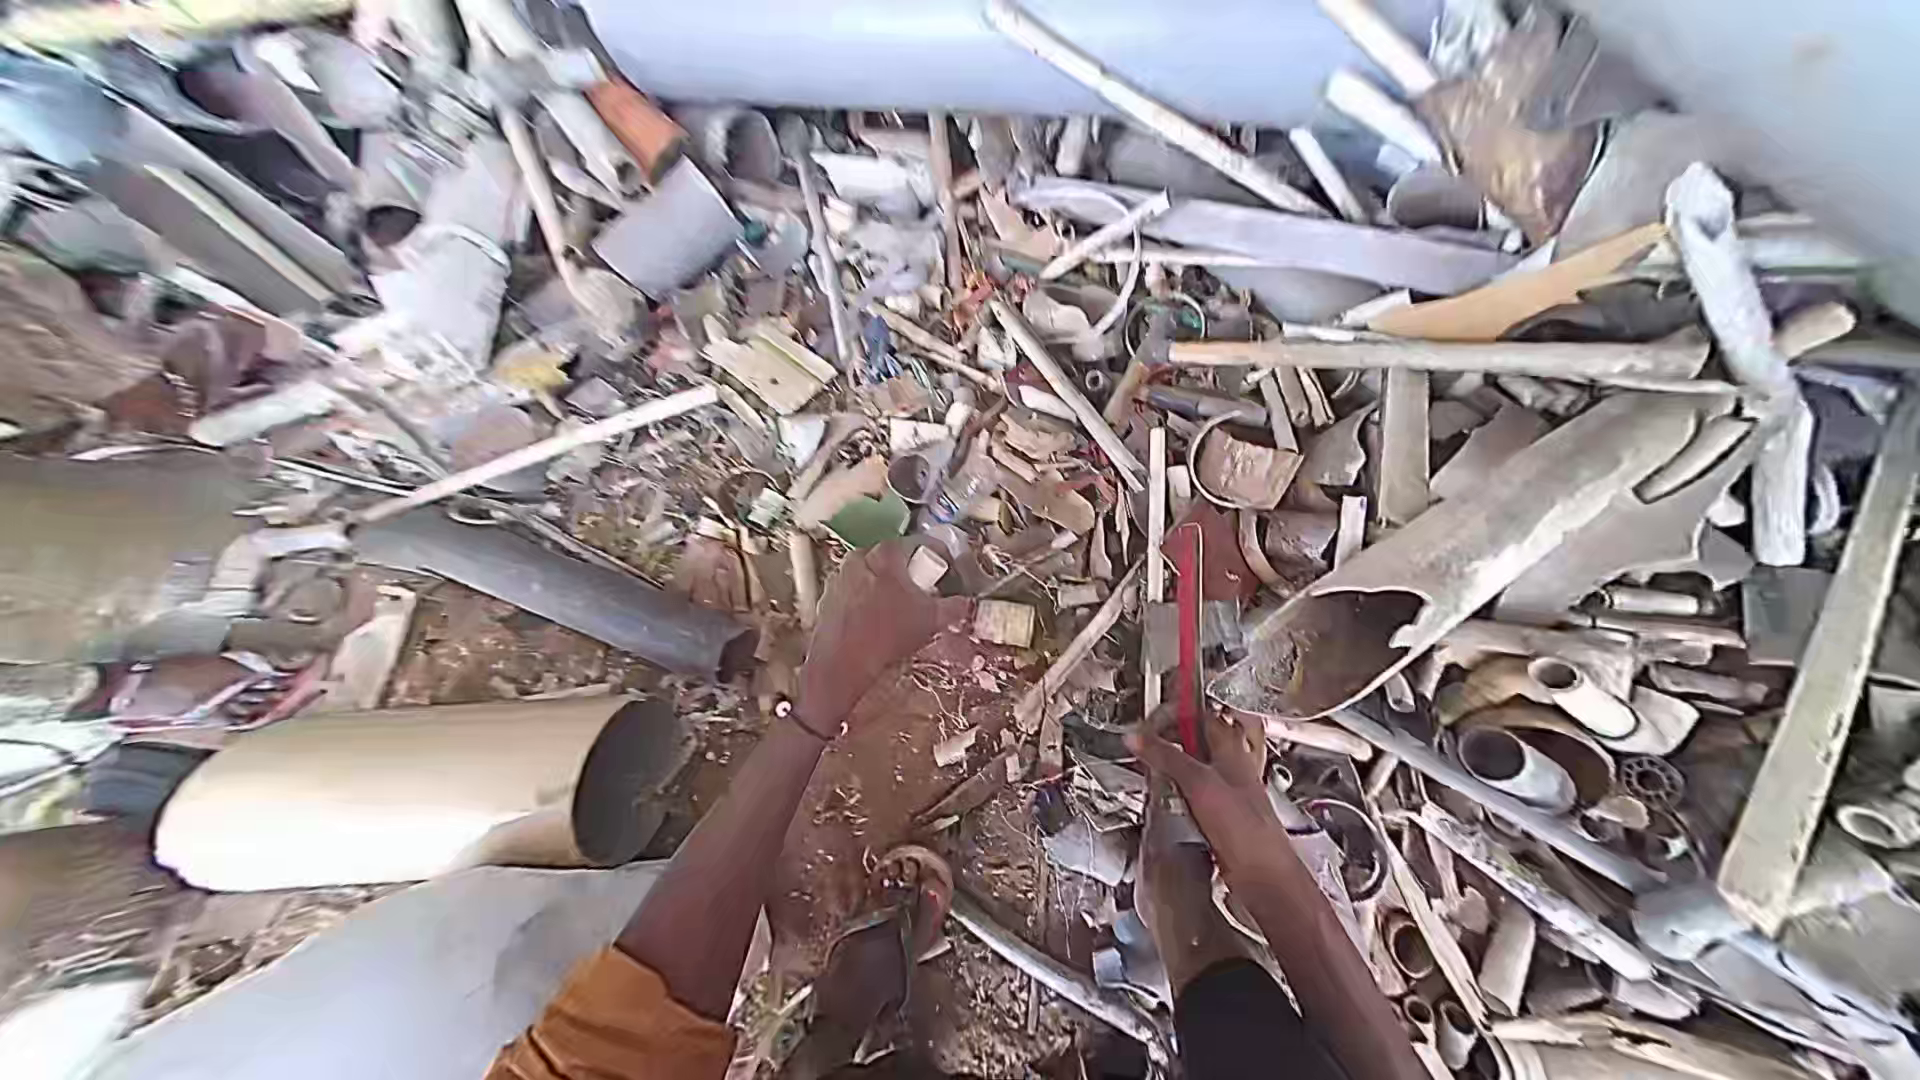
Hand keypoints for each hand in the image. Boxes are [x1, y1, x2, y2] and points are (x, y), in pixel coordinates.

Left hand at [797, 539, 970, 732]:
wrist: (842, 665)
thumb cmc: (888, 635)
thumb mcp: (932, 619)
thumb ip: (955, 606)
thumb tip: (968, 603)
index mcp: (886, 554)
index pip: (922, 544)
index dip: (941, 560)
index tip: (948, 577)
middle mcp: (859, 557)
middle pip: (896, 559)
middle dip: (913, 575)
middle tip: (925, 597)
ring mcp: (840, 576)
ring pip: (874, 575)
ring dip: (889, 588)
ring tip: (900, 614)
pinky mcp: (828, 597)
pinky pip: (856, 591)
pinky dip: (868, 601)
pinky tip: (876, 624)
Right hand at [1126, 709, 1283, 874]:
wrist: (1266, 879)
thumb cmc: (1245, 829)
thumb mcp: (1198, 783)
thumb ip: (1166, 757)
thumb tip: (1137, 737)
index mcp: (1231, 750)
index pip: (1200, 715)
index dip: (1174, 714)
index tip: (1150, 724)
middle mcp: (1231, 767)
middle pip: (1196, 741)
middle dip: (1169, 741)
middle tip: (1147, 746)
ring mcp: (1227, 792)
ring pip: (1194, 769)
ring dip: (1172, 769)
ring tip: (1153, 772)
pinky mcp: (1221, 816)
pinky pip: (1193, 795)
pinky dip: (1177, 794)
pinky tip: (1167, 802)